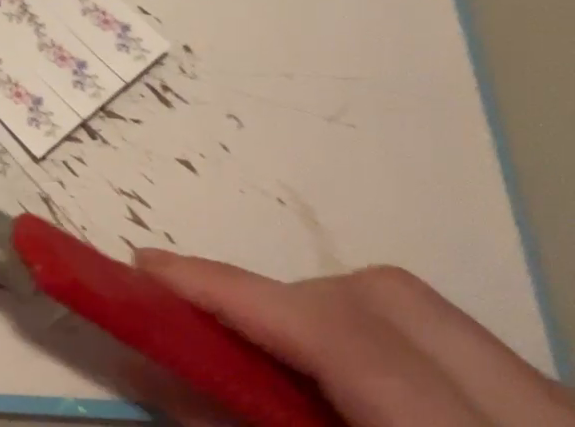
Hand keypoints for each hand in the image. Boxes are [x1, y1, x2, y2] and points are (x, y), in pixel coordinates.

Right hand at [135, 250, 574, 426]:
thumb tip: (150, 368)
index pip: (344, 337)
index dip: (233, 292)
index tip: (149, 271)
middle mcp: (548, 425)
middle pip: (389, 299)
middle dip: (284, 300)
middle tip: (217, 332)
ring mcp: (571, 422)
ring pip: (433, 321)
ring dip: (336, 327)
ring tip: (291, 380)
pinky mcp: (570, 426)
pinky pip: (468, 359)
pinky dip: (390, 361)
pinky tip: (361, 412)